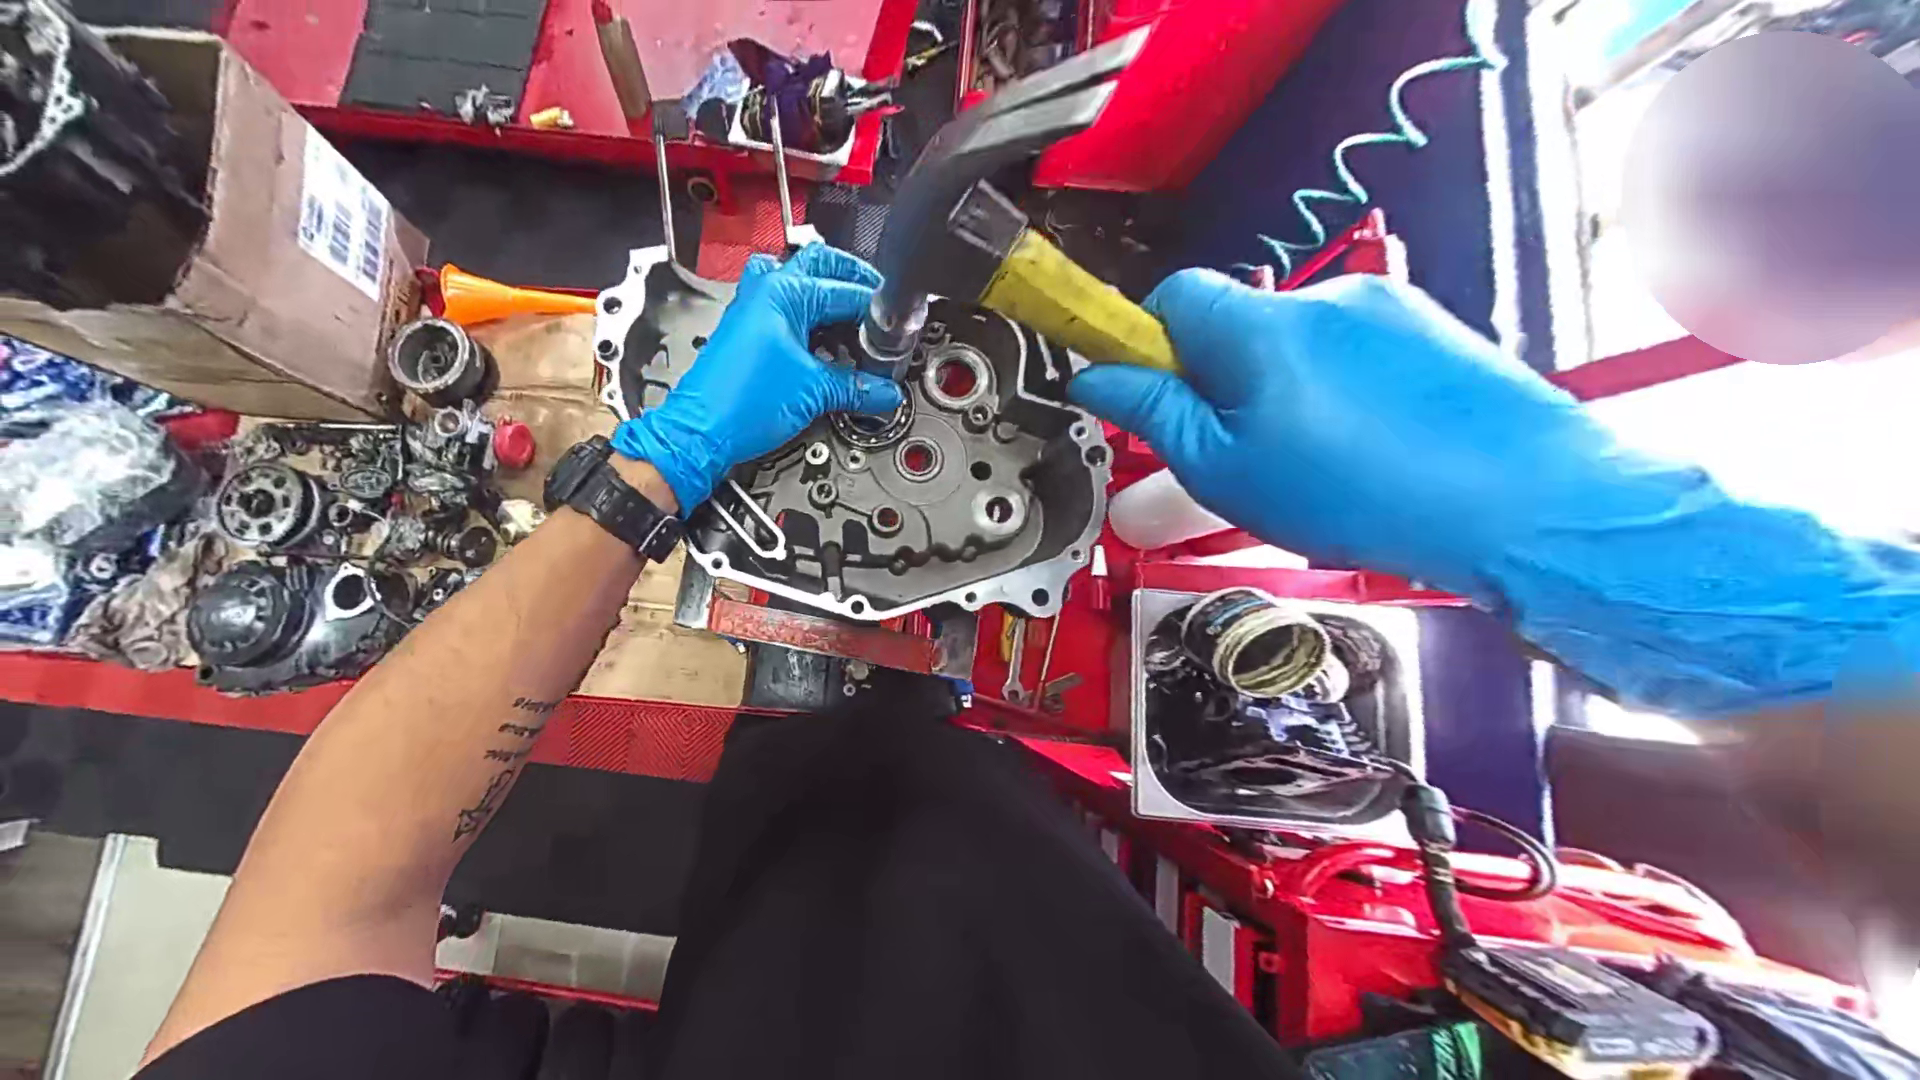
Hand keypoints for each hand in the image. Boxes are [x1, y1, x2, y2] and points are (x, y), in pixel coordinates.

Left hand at [611, 244, 904, 510]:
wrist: (700, 433)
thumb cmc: (737, 404)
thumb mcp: (814, 392)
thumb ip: (857, 388)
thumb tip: (885, 392)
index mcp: (783, 293)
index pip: (847, 291)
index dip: (877, 312)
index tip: (896, 330)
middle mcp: (765, 293)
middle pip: (822, 267)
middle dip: (855, 282)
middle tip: (879, 302)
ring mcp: (755, 311)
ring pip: (802, 286)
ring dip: (831, 298)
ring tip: (856, 322)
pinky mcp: (751, 334)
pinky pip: (788, 313)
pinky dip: (813, 321)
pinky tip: (828, 344)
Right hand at [1067, 270, 1613, 584]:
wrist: (1522, 503)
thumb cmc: (1365, 493)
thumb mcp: (1224, 469)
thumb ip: (1152, 412)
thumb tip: (1099, 379)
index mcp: (1259, 330)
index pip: (1168, 297)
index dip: (1140, 338)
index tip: (1133, 378)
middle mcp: (1318, 300)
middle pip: (1224, 321)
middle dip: (1206, 377)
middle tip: (1220, 442)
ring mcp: (1376, 308)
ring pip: (1279, 339)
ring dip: (1264, 386)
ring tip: (1294, 454)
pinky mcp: (1416, 328)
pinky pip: (1335, 347)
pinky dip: (1318, 385)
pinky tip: (1341, 440)